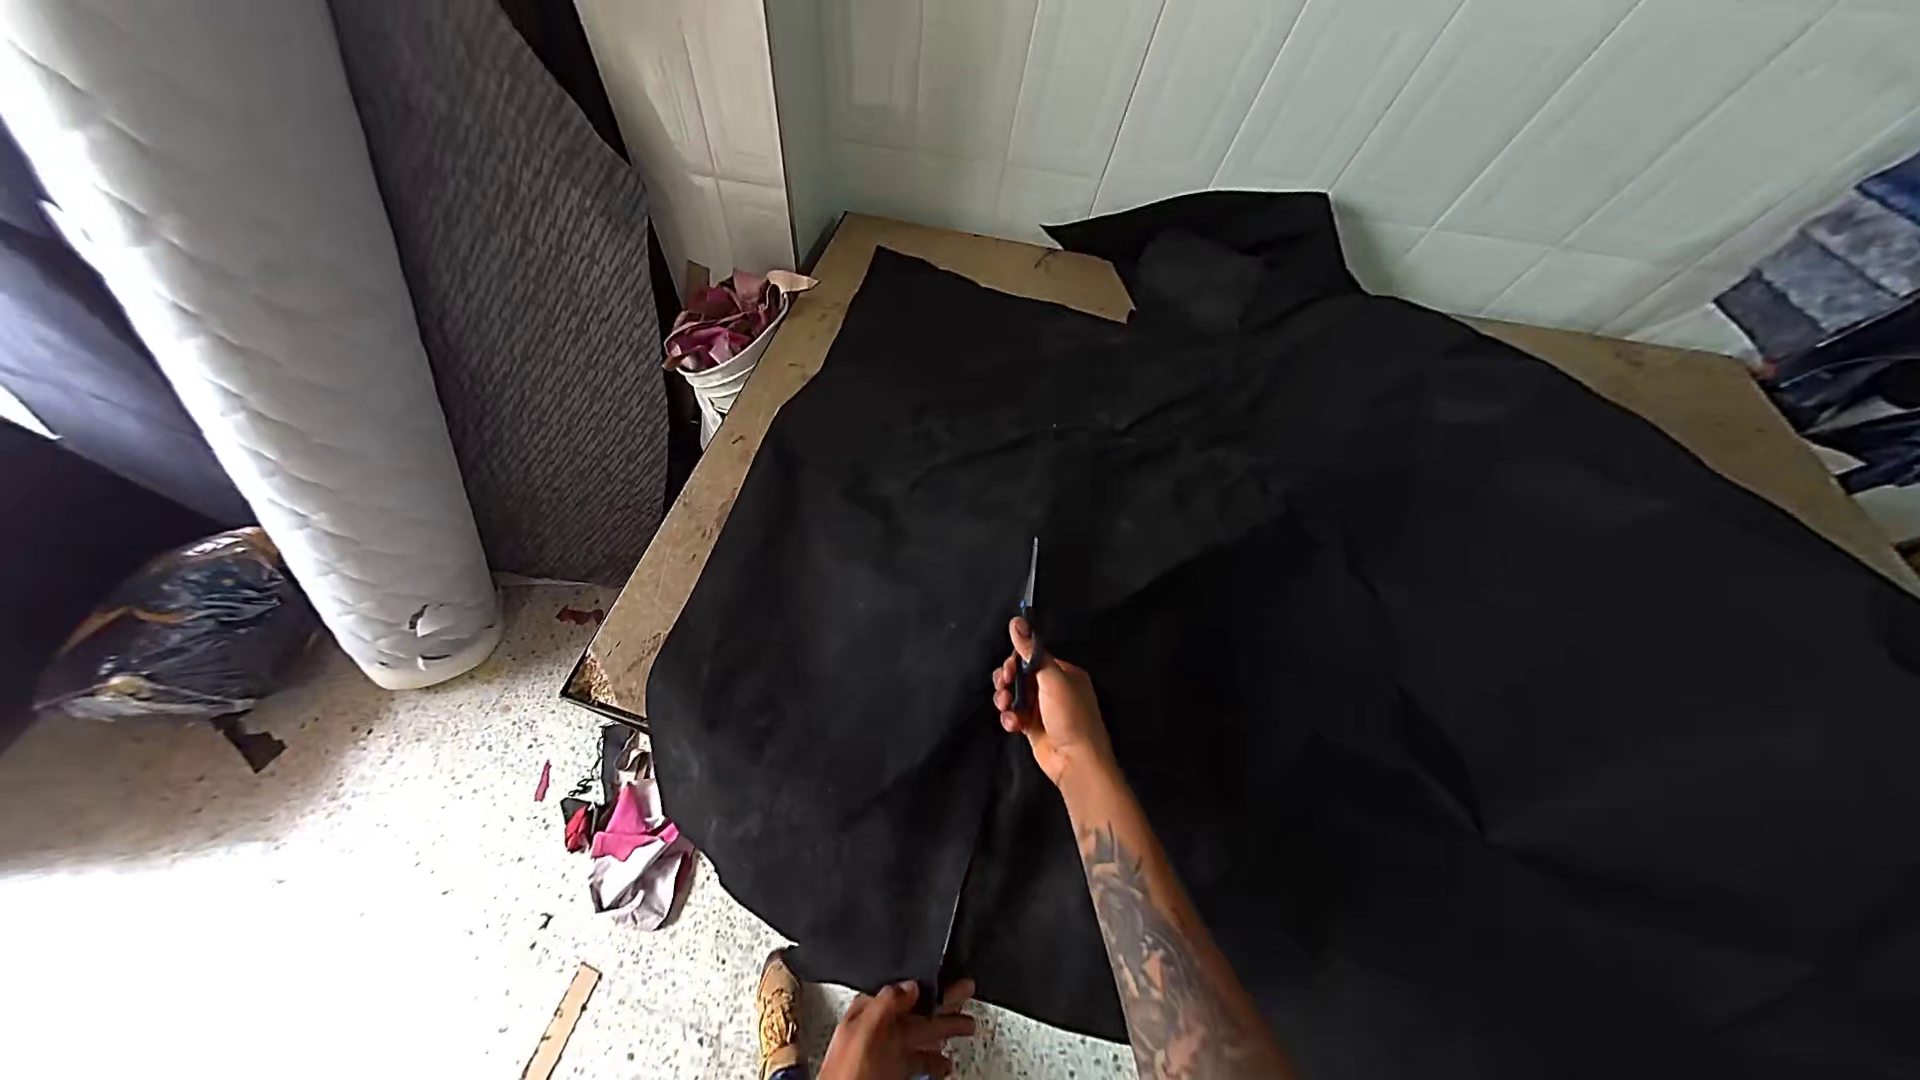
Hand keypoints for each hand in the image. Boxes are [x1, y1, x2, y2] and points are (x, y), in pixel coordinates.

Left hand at [817, 979, 976, 1079]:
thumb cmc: (844, 1074)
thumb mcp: (863, 1030)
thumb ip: (885, 1003)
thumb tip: (909, 984)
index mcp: (870, 1012)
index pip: (906, 990)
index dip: (930, 983)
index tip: (951, 977)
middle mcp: (881, 1030)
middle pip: (920, 1010)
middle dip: (945, 1002)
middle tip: (968, 991)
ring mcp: (888, 1053)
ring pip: (924, 1035)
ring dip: (946, 1030)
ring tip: (968, 1025)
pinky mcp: (894, 1074)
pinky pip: (920, 1063)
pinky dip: (935, 1062)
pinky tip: (946, 1063)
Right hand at [990, 617, 1113, 786]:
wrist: (1076, 761)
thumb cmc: (1070, 715)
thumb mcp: (1051, 678)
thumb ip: (1031, 650)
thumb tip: (1016, 620)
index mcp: (1064, 672)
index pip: (1033, 656)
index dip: (1017, 660)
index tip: (1009, 670)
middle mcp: (1054, 688)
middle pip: (1020, 674)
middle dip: (1007, 680)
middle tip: (1003, 686)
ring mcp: (1043, 708)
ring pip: (1014, 694)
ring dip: (1005, 699)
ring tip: (1005, 707)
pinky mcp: (1033, 727)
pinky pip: (1015, 714)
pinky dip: (1010, 717)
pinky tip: (1013, 724)